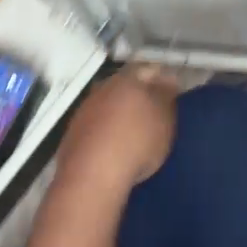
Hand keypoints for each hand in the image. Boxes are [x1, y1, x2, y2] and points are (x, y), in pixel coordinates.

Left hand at [51, 66, 178, 202]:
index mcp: (126, 78)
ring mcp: (83, 112)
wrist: (91, 176)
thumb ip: (167, 95)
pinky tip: (115, 151)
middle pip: (126, 87)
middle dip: (140, 98)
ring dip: (121, 117)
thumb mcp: (165, 118)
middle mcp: (102, 89)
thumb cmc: (137, 141)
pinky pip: (96, 128)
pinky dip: (107, 135)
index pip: (149, 70)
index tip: (174, 96)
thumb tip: (167, 80)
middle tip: (156, 115)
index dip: (163, 80)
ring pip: (108, 107)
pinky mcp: (72, 136)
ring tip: (136, 136)